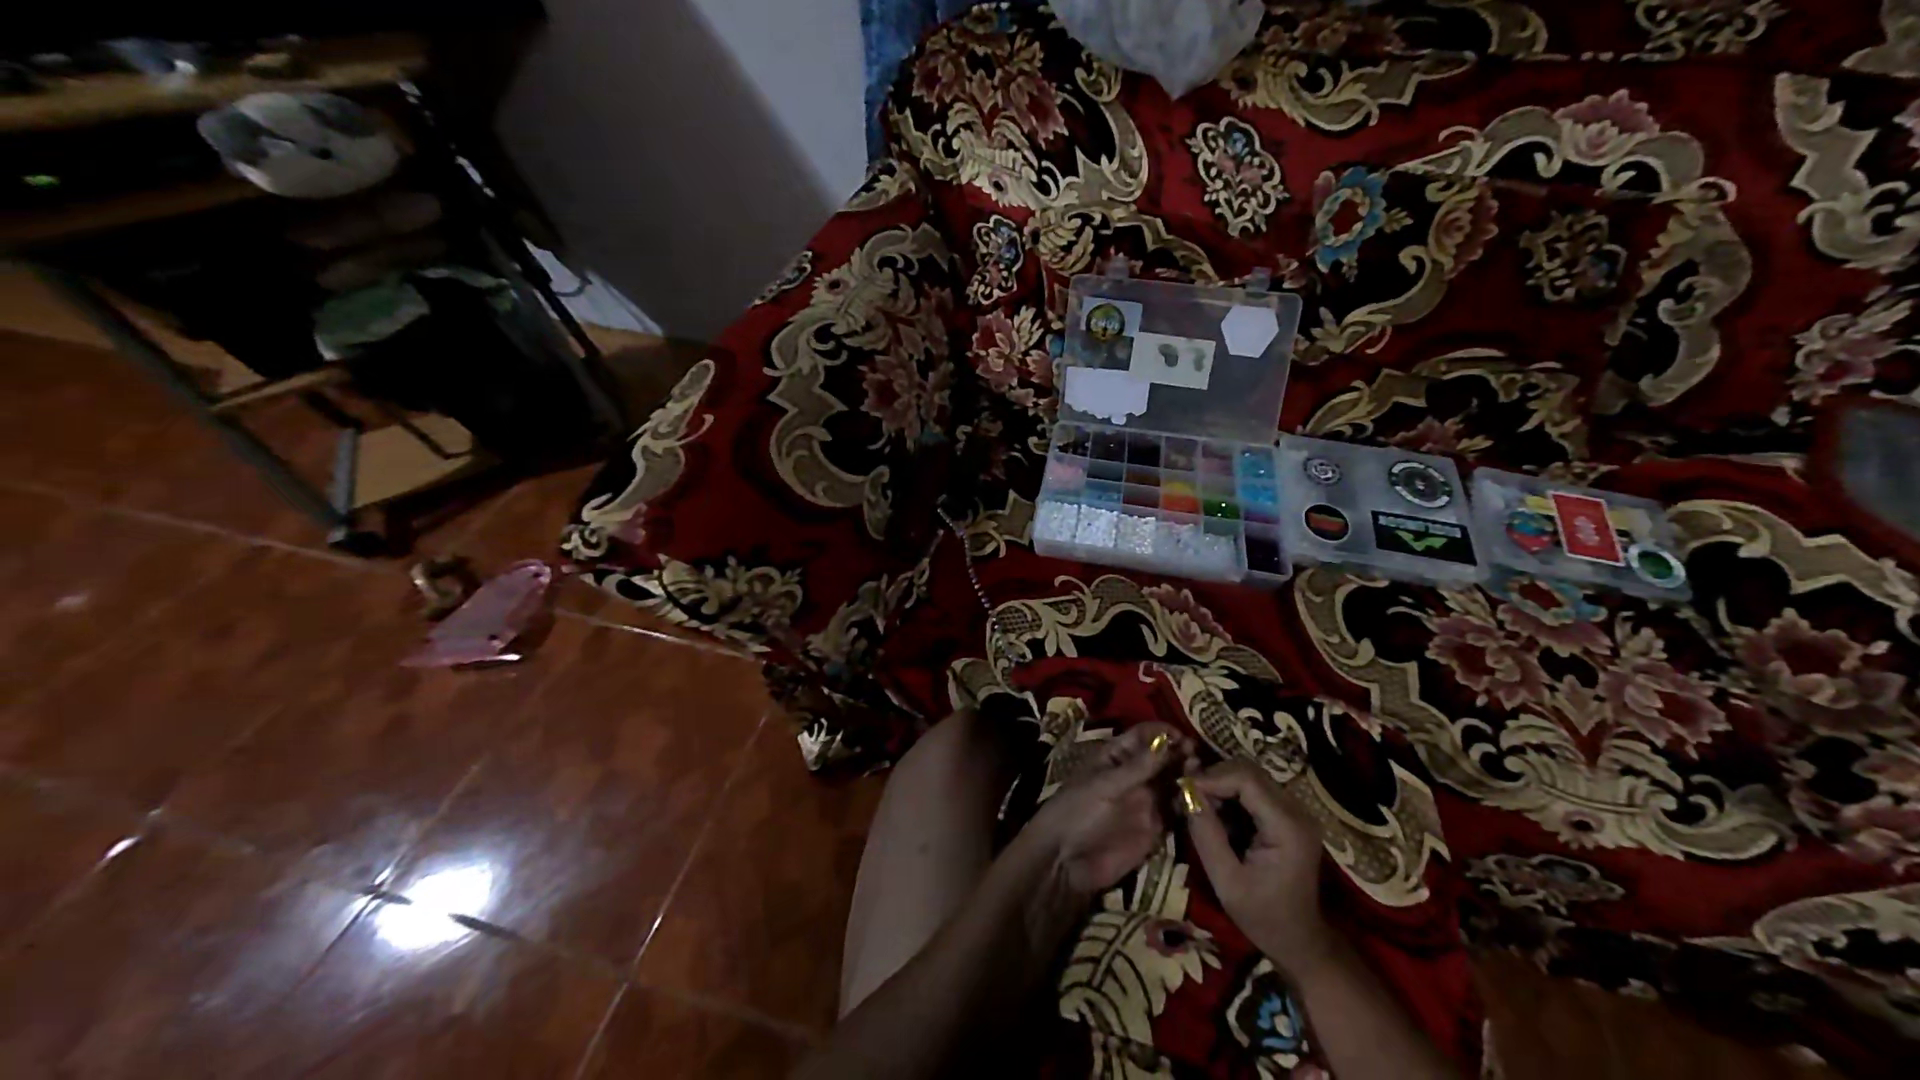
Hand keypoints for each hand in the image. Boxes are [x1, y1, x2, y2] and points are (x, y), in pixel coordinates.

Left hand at [1023, 722, 1187, 896]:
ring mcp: (1147, 800)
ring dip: (1189, 777)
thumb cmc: (1076, 812)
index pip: (1144, 735)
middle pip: (1164, 757)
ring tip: (1202, 777)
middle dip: (1181, 754)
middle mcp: (1135, 774)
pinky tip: (1204, 800)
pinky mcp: (1156, 826)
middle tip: (1197, 758)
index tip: (1184, 737)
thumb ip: (1138, 767)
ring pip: (1174, 782)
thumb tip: (1168, 742)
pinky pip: (1178, 810)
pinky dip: (1191, 804)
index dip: (1164, 733)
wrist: (1066, 860)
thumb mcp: (1104, 785)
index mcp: (1116, 756)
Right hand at [1181, 759, 1337, 976]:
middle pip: (1248, 772)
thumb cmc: (1262, 916)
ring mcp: (1295, 812)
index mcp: (1287, 827)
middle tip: (1189, 800)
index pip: (1246, 779)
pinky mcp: (1288, 816)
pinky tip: (1217, 816)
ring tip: (1200, 809)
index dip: (1211, 778)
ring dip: (1221, 786)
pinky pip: (1254, 791)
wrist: (1299, 940)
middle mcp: (1297, 811)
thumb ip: (1206, 834)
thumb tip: (1186, 793)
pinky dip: (1230, 795)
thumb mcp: (1225, 880)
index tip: (1184, 791)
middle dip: (1214, 779)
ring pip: (1250, 777)